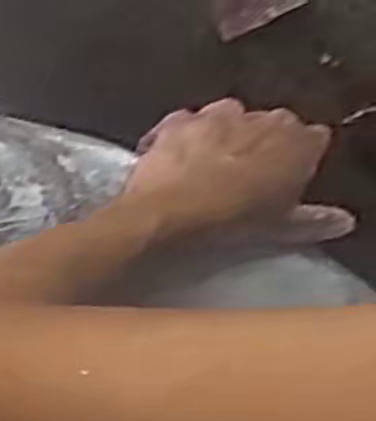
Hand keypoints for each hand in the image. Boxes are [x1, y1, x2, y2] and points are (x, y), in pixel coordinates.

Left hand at [120, 99, 350, 240]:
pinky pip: (177, 122)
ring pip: (225, 116)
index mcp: (306, 142)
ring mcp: (224, 118)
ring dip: (212, 134)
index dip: (281, 161)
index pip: (307, 142)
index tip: (260, 180)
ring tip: (191, 163)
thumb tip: (341, 223)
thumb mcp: (272, 225)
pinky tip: (157, 153)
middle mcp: (271, 121)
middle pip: (264, 127)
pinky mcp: (179, 126)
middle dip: (245, 147)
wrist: (164, 214)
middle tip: (219, 175)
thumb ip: (308, 220)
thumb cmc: (224, 220)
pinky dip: (168, 135)